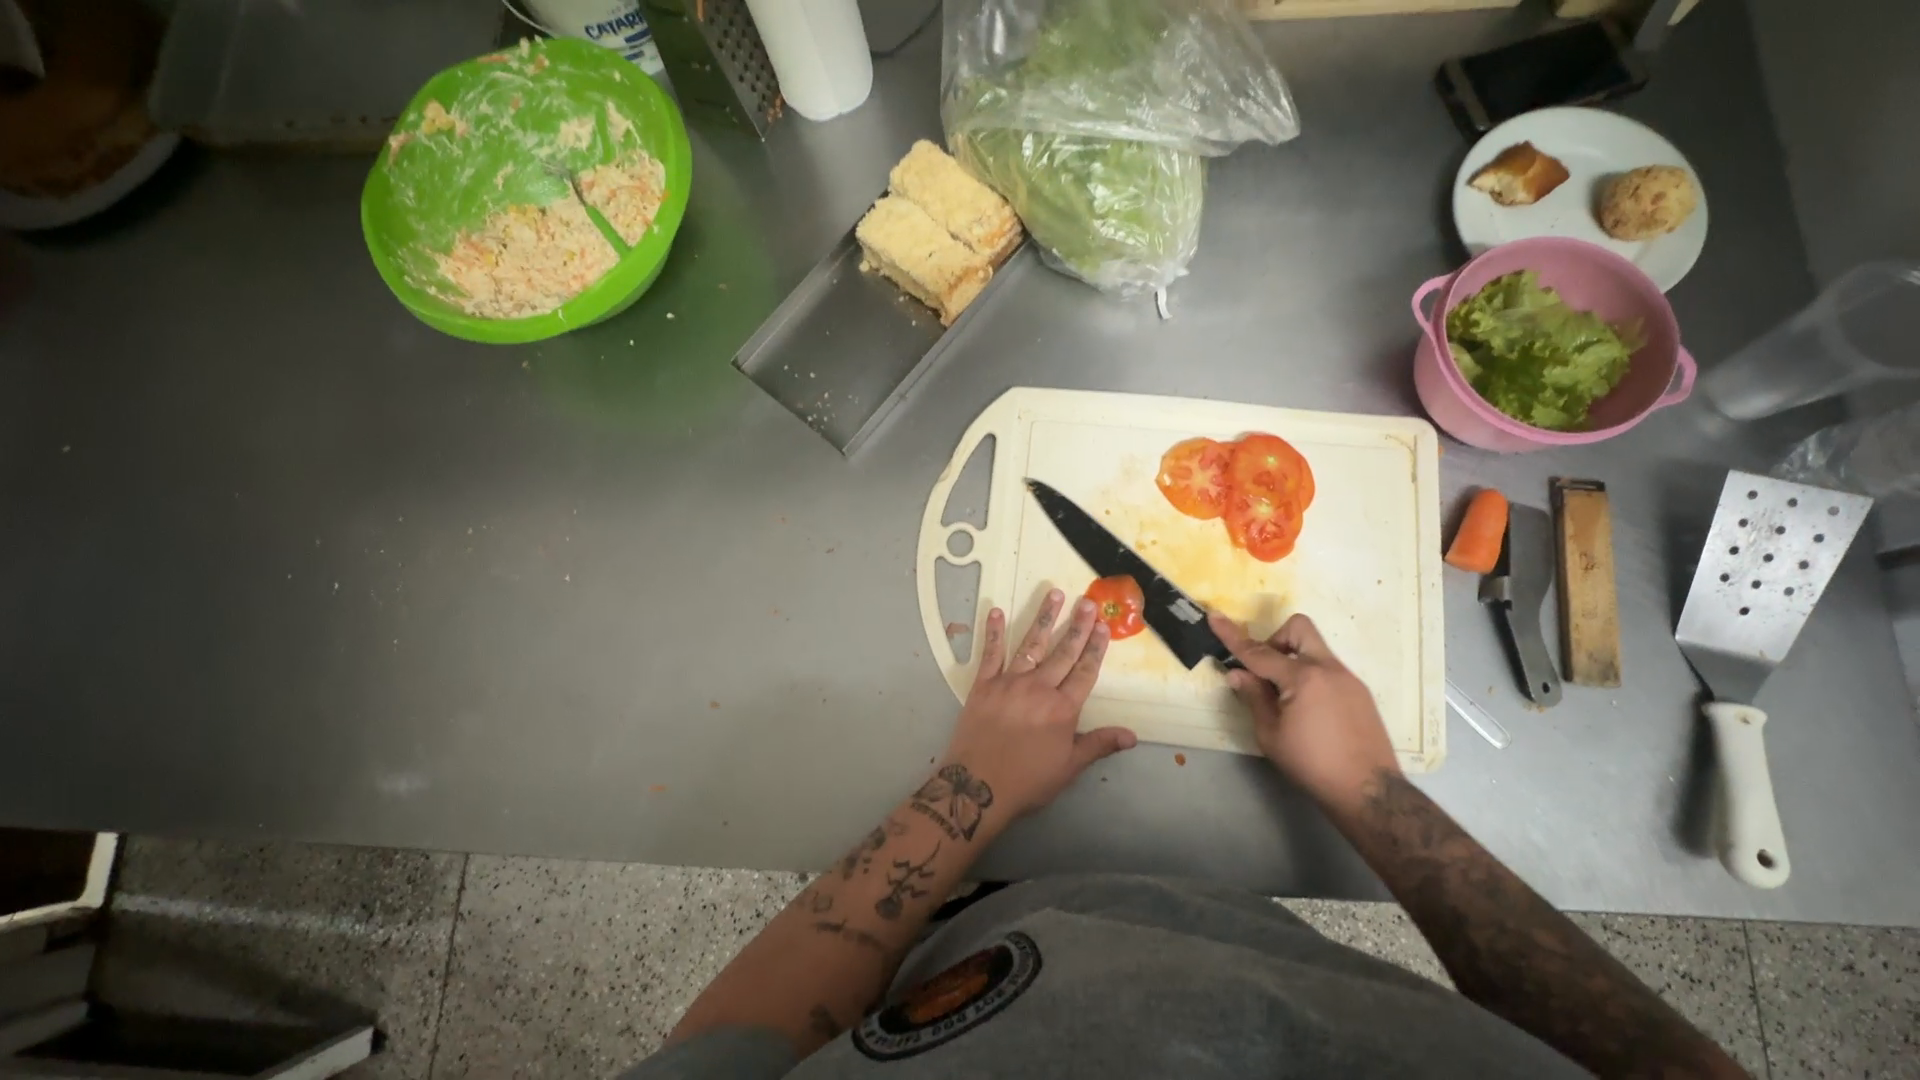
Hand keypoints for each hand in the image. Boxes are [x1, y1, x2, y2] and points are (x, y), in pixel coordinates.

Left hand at [938, 589, 1136, 821]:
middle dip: (1078, 626)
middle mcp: (1039, 689)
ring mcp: (1009, 683)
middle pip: (1063, 652)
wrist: (977, 787)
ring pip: (1031, 645)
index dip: (1095, 649)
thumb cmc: (1027, 781)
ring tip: (1054, 593)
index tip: (1104, 627)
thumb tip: (1132, 735)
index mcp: (1062, 709)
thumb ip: (1099, 745)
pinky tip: (997, 611)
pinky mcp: (983, 686)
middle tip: (1088, 602)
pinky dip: (994, 632)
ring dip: (1044, 619)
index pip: (1084, 672)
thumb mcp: (1068, 767)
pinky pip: (990, 654)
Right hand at [1209, 612, 1399, 809]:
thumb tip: (1238, 673)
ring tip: (1286, 700)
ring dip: (1293, 661)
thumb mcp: (1271, 735)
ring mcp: (1348, 678)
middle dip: (1276, 640)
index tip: (1214, 617)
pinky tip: (1309, 712)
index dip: (1232, 636)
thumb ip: (1254, 698)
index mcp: (1303, 678)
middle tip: (1265, 672)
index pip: (1259, 652)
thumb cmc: (1311, 764)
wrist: (1368, 790)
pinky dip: (1310, 678)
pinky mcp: (1359, 692)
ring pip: (1314, 650)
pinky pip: (1328, 670)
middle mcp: (1328, 668)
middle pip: (1298, 629)